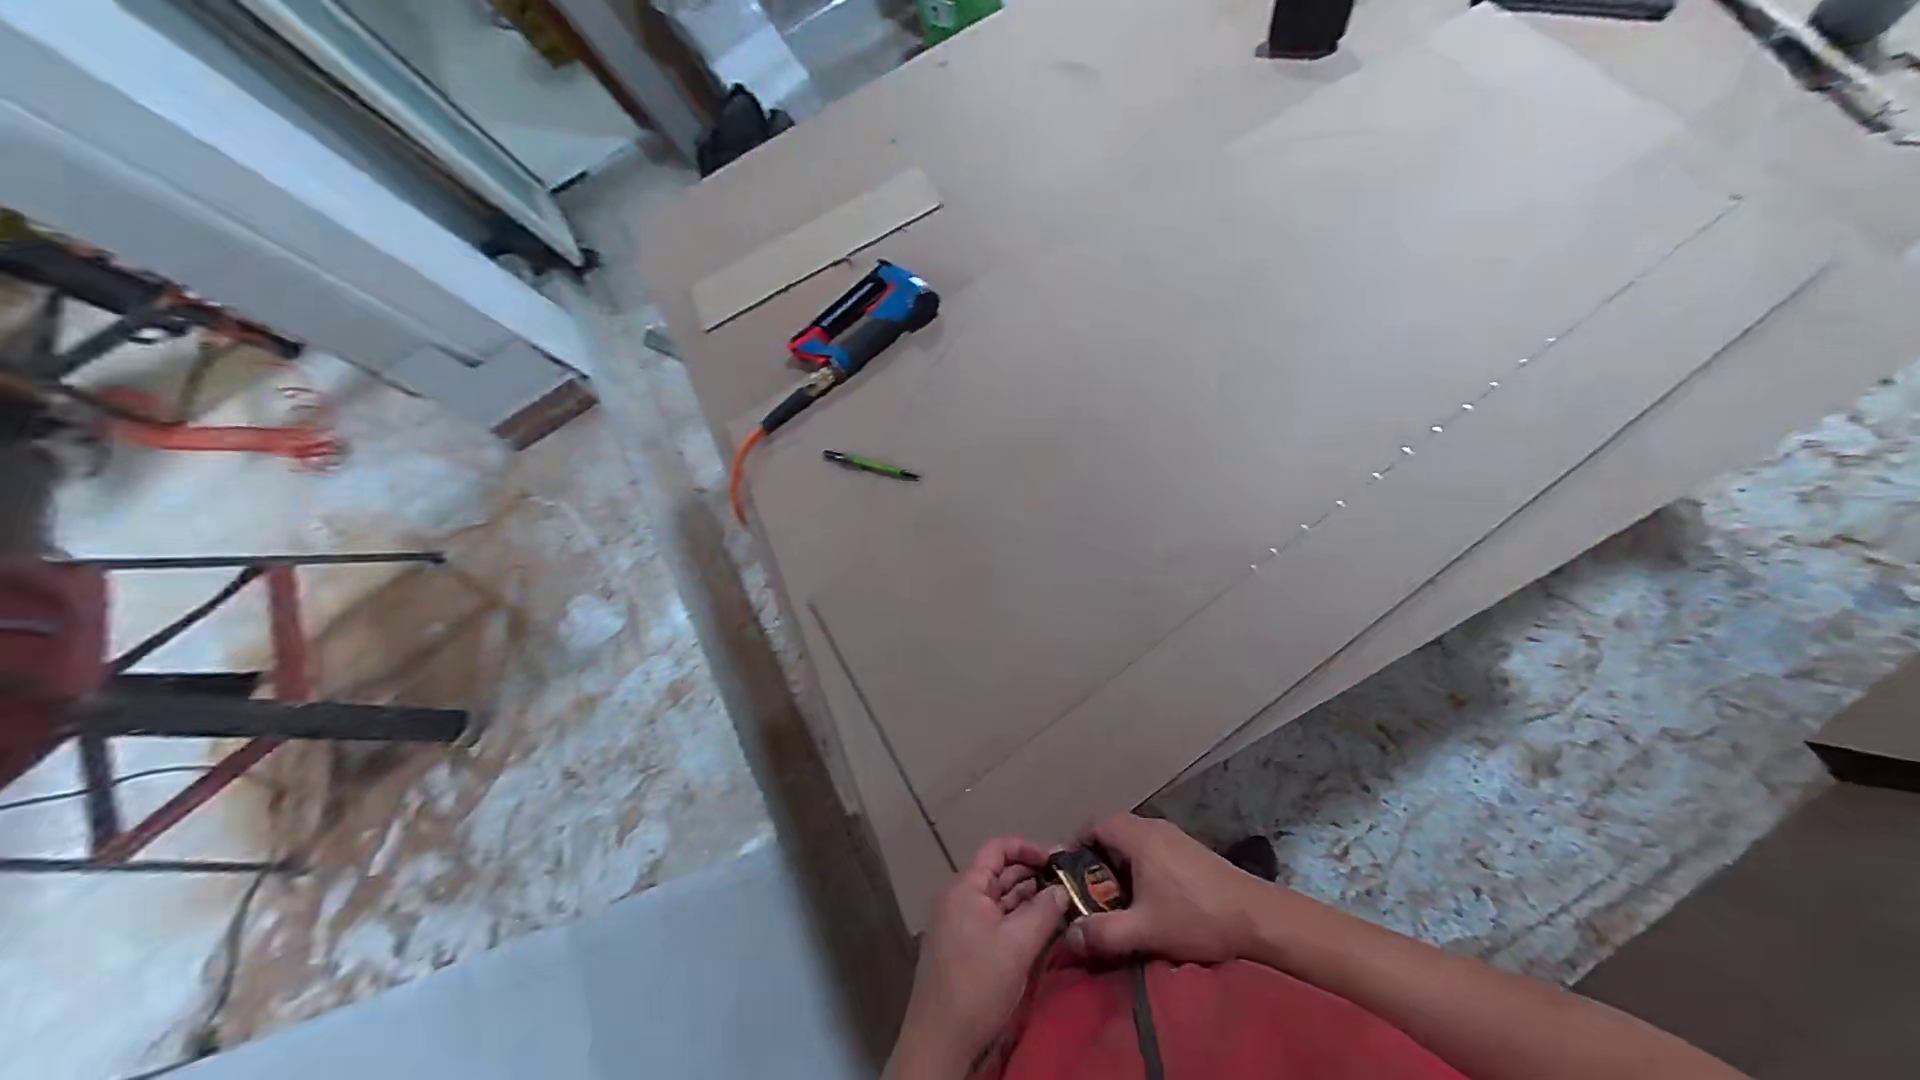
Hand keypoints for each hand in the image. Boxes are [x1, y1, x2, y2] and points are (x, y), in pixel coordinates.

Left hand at [888, 837, 1069, 1078]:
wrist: (940, 1040)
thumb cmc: (978, 983)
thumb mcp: (1018, 945)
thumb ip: (1043, 911)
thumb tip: (1062, 889)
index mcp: (965, 887)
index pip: (997, 848)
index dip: (1027, 848)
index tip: (1056, 859)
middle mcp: (960, 897)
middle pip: (999, 872)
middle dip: (1033, 874)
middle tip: (1068, 882)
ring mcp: (961, 922)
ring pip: (999, 898)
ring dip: (1028, 898)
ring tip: (1062, 901)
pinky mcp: (965, 946)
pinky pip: (995, 919)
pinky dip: (1018, 918)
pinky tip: (1042, 926)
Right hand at [1064, 813, 1268, 963]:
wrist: (1259, 919)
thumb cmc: (1197, 916)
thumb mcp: (1145, 930)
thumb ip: (1103, 932)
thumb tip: (1069, 937)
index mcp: (1138, 836)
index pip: (1094, 824)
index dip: (1075, 844)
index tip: (1067, 873)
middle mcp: (1153, 827)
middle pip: (1111, 831)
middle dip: (1095, 859)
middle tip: (1087, 890)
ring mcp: (1174, 836)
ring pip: (1132, 841)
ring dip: (1118, 864)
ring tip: (1114, 899)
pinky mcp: (1189, 851)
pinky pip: (1150, 849)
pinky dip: (1138, 867)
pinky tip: (1146, 899)